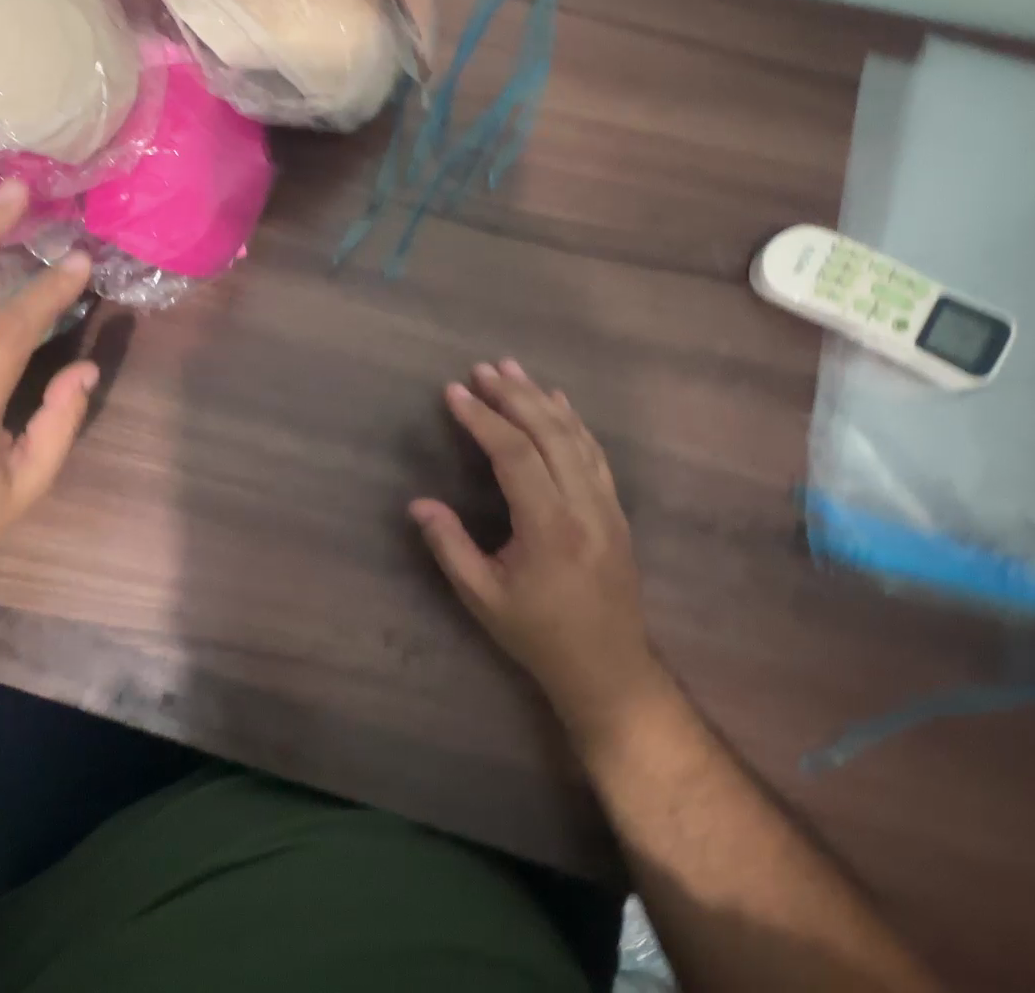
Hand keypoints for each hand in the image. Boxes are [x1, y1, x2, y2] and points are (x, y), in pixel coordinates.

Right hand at [410, 359, 667, 742]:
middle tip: (482, 369)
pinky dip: (574, 422)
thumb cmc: (536, 633)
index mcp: (549, 527)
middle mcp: (584, 506)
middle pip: (550, 435)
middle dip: (514, 396)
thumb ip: (450, 547)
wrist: (607, 665)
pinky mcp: (615, 510)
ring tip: (513, 371)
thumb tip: (418, 504)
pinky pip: (595, 454)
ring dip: (543, 400)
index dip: (483, 420)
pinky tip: (559, 403)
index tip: (455, 393)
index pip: (515, 456)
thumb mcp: (481, 597)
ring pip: (577, 438)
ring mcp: (607, 506)